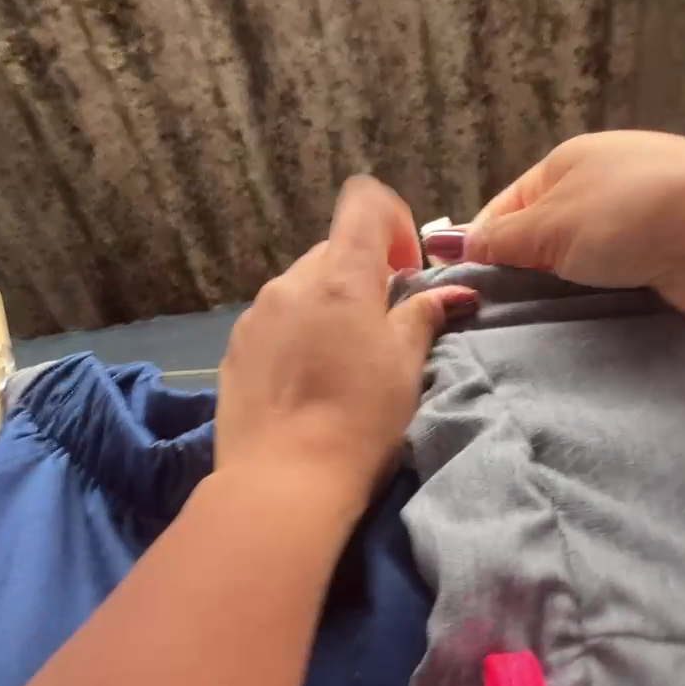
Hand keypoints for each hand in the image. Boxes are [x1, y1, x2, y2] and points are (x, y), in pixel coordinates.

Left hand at [217, 176, 476, 507]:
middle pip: (332, 253)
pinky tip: (302, 382)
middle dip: (361, 277)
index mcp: (339, 277)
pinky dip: (294, 334)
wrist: (281, 482)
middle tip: (378, 330)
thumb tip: (451, 292)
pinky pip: (272, 322)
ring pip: (299, 289)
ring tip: (337, 364)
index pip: (364, 204)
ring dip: (325, 307)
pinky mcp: (232, 349)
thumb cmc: (358, 422)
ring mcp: (254, 316)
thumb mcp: (404, 368)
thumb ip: (421, 317)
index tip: (405, 269)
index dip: (393, 222)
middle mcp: (289, 284)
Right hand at [463, 131, 684, 322]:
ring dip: (559, 286)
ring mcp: (635, 217)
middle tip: (495, 310)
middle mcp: (600, 183)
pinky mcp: (663, 253)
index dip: (480, 245)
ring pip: (575, 260)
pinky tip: (581, 316)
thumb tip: (446, 243)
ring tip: (535, 318)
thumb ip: (497, 240)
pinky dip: (595, 295)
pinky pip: (611, 277)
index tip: (463, 287)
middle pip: (539, 234)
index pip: (503, 208)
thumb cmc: (629, 215)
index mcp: (567, 162)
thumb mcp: (547, 225)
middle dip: (519, 268)